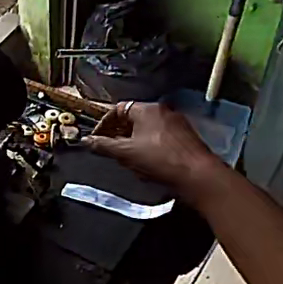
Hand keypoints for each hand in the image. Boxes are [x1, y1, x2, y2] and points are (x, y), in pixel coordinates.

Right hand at [86, 101, 227, 199]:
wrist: (197, 175)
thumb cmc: (158, 159)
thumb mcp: (125, 153)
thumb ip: (103, 146)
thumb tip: (86, 141)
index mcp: (147, 109)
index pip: (118, 109)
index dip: (104, 124)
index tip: (96, 139)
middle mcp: (163, 111)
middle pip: (132, 118)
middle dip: (118, 133)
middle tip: (109, 150)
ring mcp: (176, 123)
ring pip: (146, 129)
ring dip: (132, 141)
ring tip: (125, 158)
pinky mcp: (184, 137)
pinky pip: (159, 137)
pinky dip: (147, 146)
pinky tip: (146, 162)